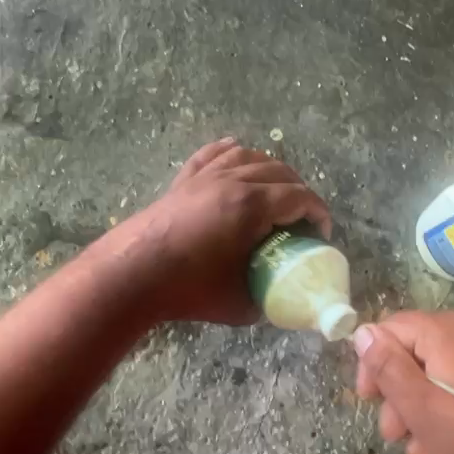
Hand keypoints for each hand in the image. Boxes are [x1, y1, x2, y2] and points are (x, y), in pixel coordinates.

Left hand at [100, 137, 332, 324]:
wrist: (132, 276)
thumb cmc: (188, 289)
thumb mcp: (239, 303)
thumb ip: (267, 299)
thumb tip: (279, 301)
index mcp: (253, 206)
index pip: (300, 198)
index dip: (318, 213)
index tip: (321, 232)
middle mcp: (233, 182)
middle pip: (279, 172)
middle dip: (299, 192)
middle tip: (302, 218)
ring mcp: (205, 177)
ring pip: (248, 157)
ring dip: (270, 170)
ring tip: (277, 189)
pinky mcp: (183, 182)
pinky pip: (212, 154)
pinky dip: (230, 151)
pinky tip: (236, 150)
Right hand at [353, 311, 453, 453]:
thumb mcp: (420, 405)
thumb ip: (387, 366)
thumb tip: (362, 333)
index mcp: (445, 329)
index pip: (389, 329)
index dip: (371, 364)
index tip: (367, 400)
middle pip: (412, 350)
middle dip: (396, 391)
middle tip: (391, 432)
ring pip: (435, 370)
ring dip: (417, 404)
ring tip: (415, 446)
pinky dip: (443, 404)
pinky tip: (439, 441)